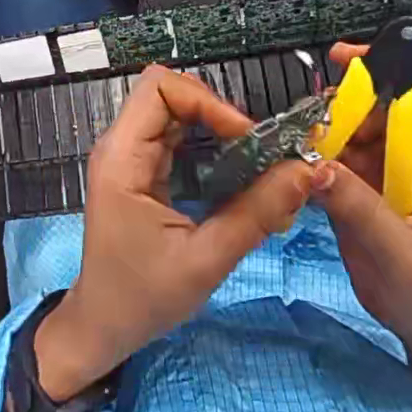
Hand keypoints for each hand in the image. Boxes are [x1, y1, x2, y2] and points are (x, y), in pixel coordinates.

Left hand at [33, 66, 316, 399]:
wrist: (102, 323)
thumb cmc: (142, 297)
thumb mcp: (207, 259)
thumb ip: (258, 211)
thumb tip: (309, 170)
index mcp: (122, 159)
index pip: (161, 88)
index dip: (209, 101)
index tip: (246, 139)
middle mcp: (119, 148)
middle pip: (172, 94)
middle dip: (221, 113)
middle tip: (259, 152)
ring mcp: (127, 159)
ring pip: (178, 115)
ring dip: (220, 131)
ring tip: (256, 166)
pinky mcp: (139, 173)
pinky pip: (178, 140)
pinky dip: (212, 149)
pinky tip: (237, 179)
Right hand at [312, 43, 411, 411]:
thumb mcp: (403, 256)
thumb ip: (359, 208)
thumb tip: (315, 164)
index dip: (391, 70)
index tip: (344, 59)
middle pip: (380, 118)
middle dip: (342, 108)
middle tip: (302, 117)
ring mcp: (390, 190)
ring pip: (354, 146)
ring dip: (324, 140)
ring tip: (291, 144)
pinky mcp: (368, 210)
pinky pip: (339, 177)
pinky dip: (316, 170)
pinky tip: (294, 171)